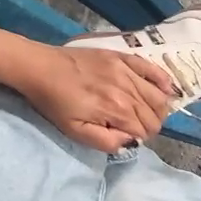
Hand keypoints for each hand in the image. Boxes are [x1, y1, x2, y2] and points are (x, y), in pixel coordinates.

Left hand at [6, 43, 180, 151]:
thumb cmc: (54, 101)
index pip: (146, 131)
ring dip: (158, 109)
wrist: (34, 65)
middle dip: (149, 125)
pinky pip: (152, 70)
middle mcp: (127, 91)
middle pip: (155, 116)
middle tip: (133, 125)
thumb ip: (107, 142)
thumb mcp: (76, 131)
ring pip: (159, 98)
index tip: (125, 134)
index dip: (139, 137)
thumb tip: (131, 141)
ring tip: (146, 111)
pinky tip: (166, 90)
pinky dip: (163, 81)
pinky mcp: (120, 58)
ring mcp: (125, 72)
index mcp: (117, 110)